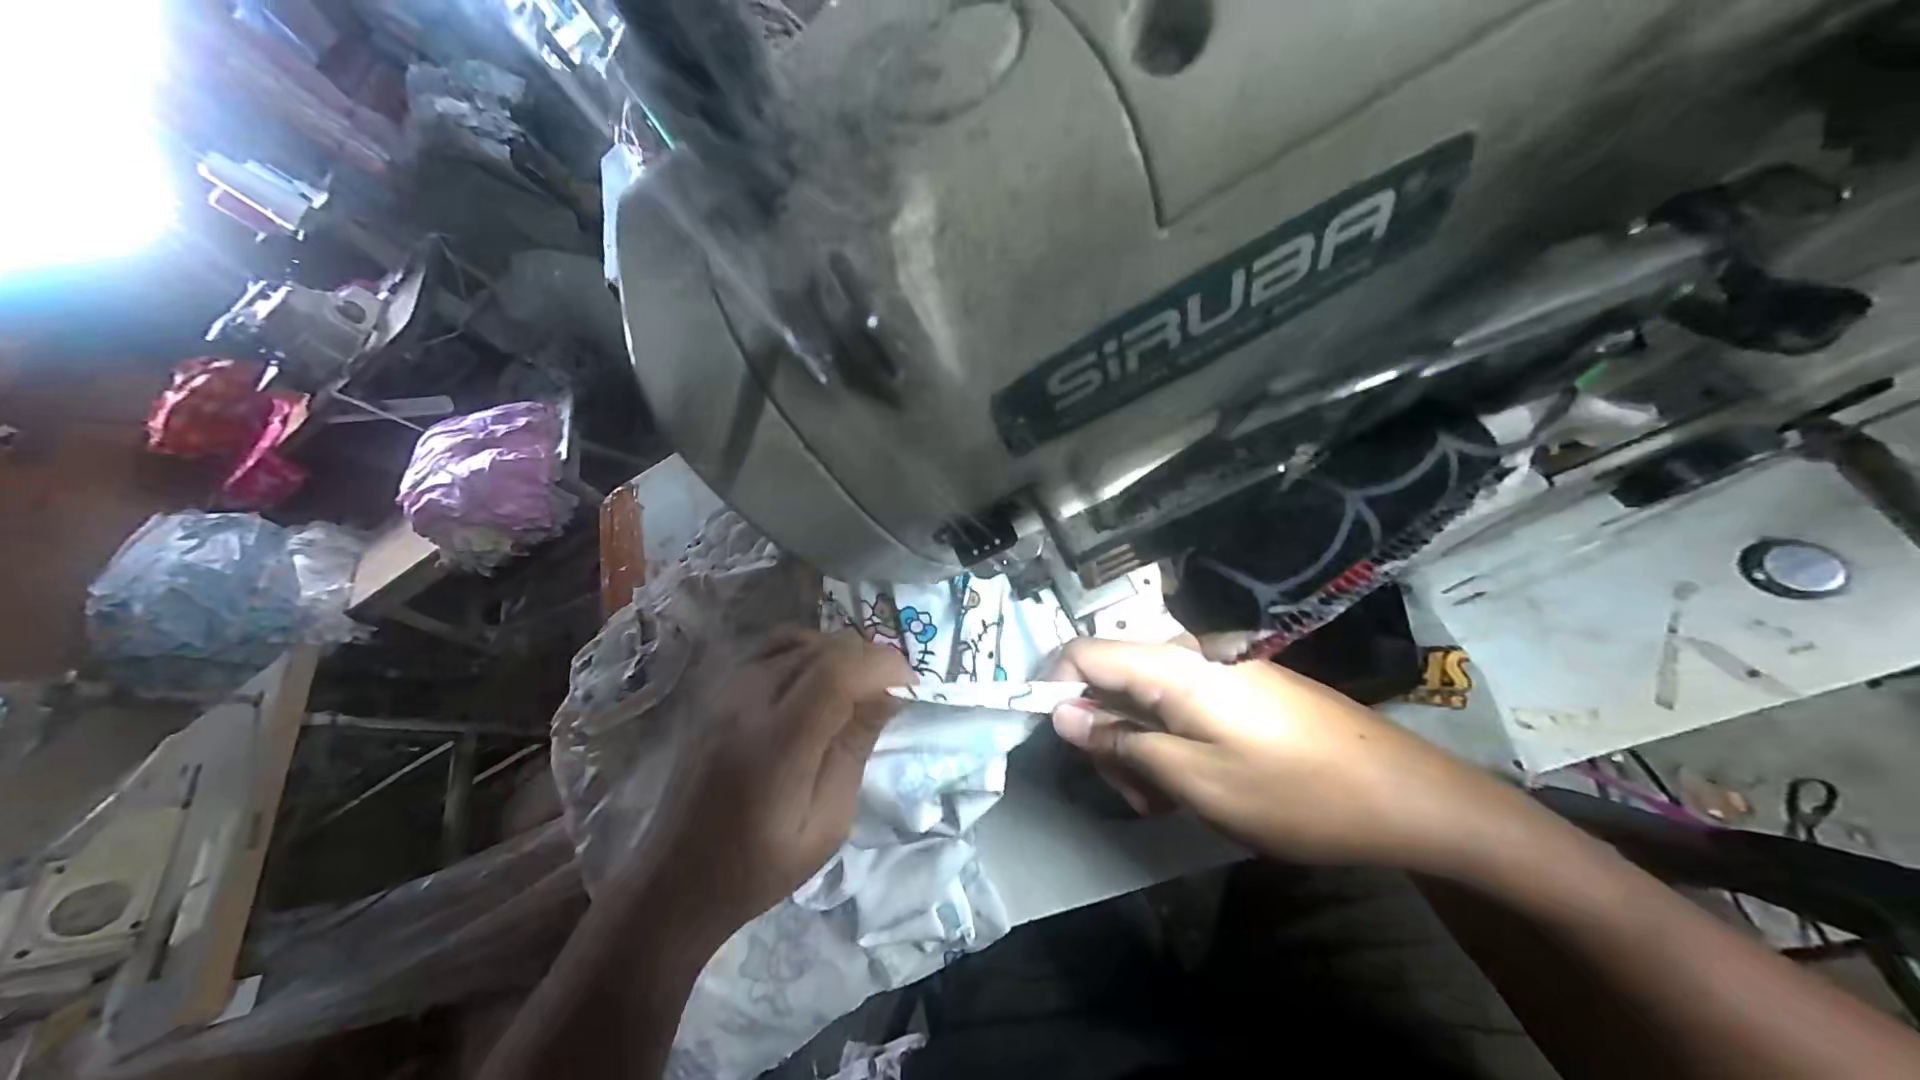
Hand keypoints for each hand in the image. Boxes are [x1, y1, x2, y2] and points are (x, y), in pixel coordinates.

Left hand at [621, 629, 911, 935]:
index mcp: (777, 744)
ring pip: (797, 640)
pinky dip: (806, 652)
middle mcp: (747, 703)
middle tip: (892, 688)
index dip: (882, 665)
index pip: (837, 672)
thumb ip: (854, 749)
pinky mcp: (717, 693)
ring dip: (838, 653)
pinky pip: (771, 650)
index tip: (910, 684)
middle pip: (822, 648)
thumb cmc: (759, 867)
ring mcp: (726, 692)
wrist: (677, 878)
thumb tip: (888, 695)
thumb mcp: (827, 822)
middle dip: (869, 658)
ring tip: (859, 685)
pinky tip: (818, 683)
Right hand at [1048, 639, 1529, 875]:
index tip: (1061, 744)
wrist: (1410, 799)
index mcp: (1173, 667)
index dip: (1055, 690)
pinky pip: (1183, 705)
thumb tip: (1060, 712)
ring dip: (1139, 745)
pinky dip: (1172, 741)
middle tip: (1132, 795)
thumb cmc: (1294, 793)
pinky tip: (1195, 782)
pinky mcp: (1243, 690)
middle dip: (1105, 734)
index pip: (1083, 654)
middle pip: (1113, 678)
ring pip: (1147, 697)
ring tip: (1166, 799)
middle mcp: (1191, 656)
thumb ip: (1120, 741)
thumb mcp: (1194, 779)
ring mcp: (1221, 671)